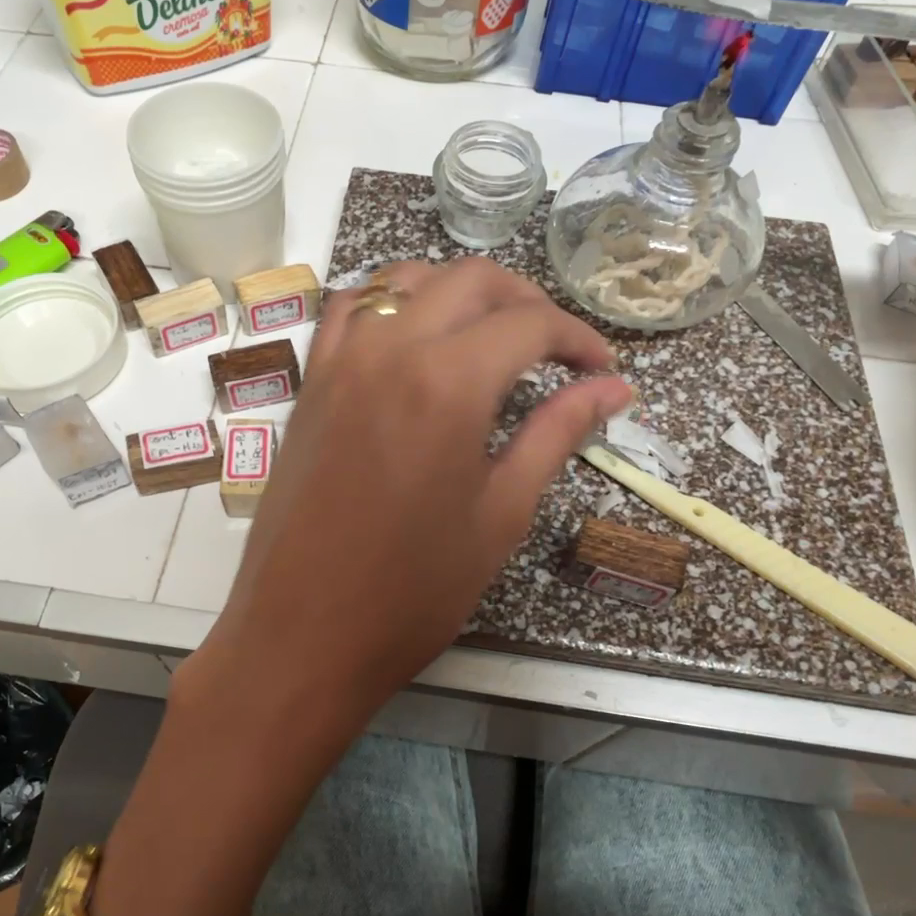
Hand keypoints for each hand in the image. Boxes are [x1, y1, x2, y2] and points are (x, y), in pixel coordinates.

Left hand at [187, 258, 629, 720]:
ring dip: (457, 292)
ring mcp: (338, 361)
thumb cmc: (412, 592)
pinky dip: (390, 303)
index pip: (529, 323)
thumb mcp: (500, 514)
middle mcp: (388, 350)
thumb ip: (556, 435)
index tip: (603, 371)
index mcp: (447, 382)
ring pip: (404, 280)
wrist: (303, 635)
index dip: (578, 340)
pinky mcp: (309, 385)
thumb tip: (613, 388)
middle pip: (470, 281)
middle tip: (555, 351)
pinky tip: (412, 339)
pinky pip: (348, 310)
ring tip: (489, 337)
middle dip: (525, 302)